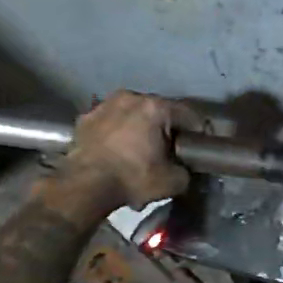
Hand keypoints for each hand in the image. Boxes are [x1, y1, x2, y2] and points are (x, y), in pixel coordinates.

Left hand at [63, 90, 204, 208]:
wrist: (85, 185)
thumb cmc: (133, 178)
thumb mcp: (173, 182)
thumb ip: (186, 171)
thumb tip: (184, 169)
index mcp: (155, 107)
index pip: (188, 115)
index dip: (196, 132)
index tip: (198, 147)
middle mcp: (130, 97)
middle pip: (157, 111)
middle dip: (165, 128)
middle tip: (169, 150)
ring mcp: (104, 105)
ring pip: (131, 114)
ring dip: (139, 128)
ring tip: (140, 150)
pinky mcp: (84, 118)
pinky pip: (110, 123)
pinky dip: (116, 133)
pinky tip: (117, 151)